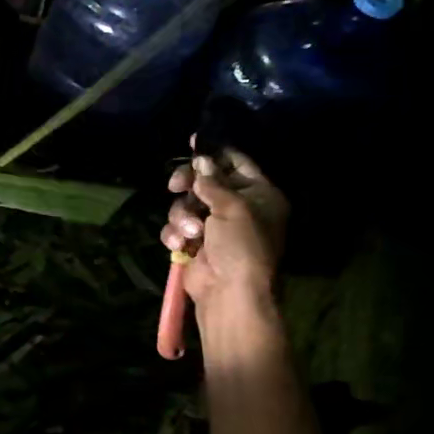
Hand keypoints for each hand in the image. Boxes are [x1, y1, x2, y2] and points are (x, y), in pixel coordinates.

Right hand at [159, 145, 287, 307]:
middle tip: (175, 186)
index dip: (215, 151)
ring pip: (186, 204)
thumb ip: (214, 182)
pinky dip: (175, 235)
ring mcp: (214, 227)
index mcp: (258, 194)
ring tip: (189, 233)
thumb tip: (202, 161)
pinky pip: (177, 227)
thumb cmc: (241, 246)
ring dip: (182, 217)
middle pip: (205, 181)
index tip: (193, 140)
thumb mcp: (232, 207)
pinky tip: (181, 246)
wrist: (230, 292)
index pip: (236, 162)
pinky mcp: (195, 244)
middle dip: (188, 185)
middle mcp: (237, 207)